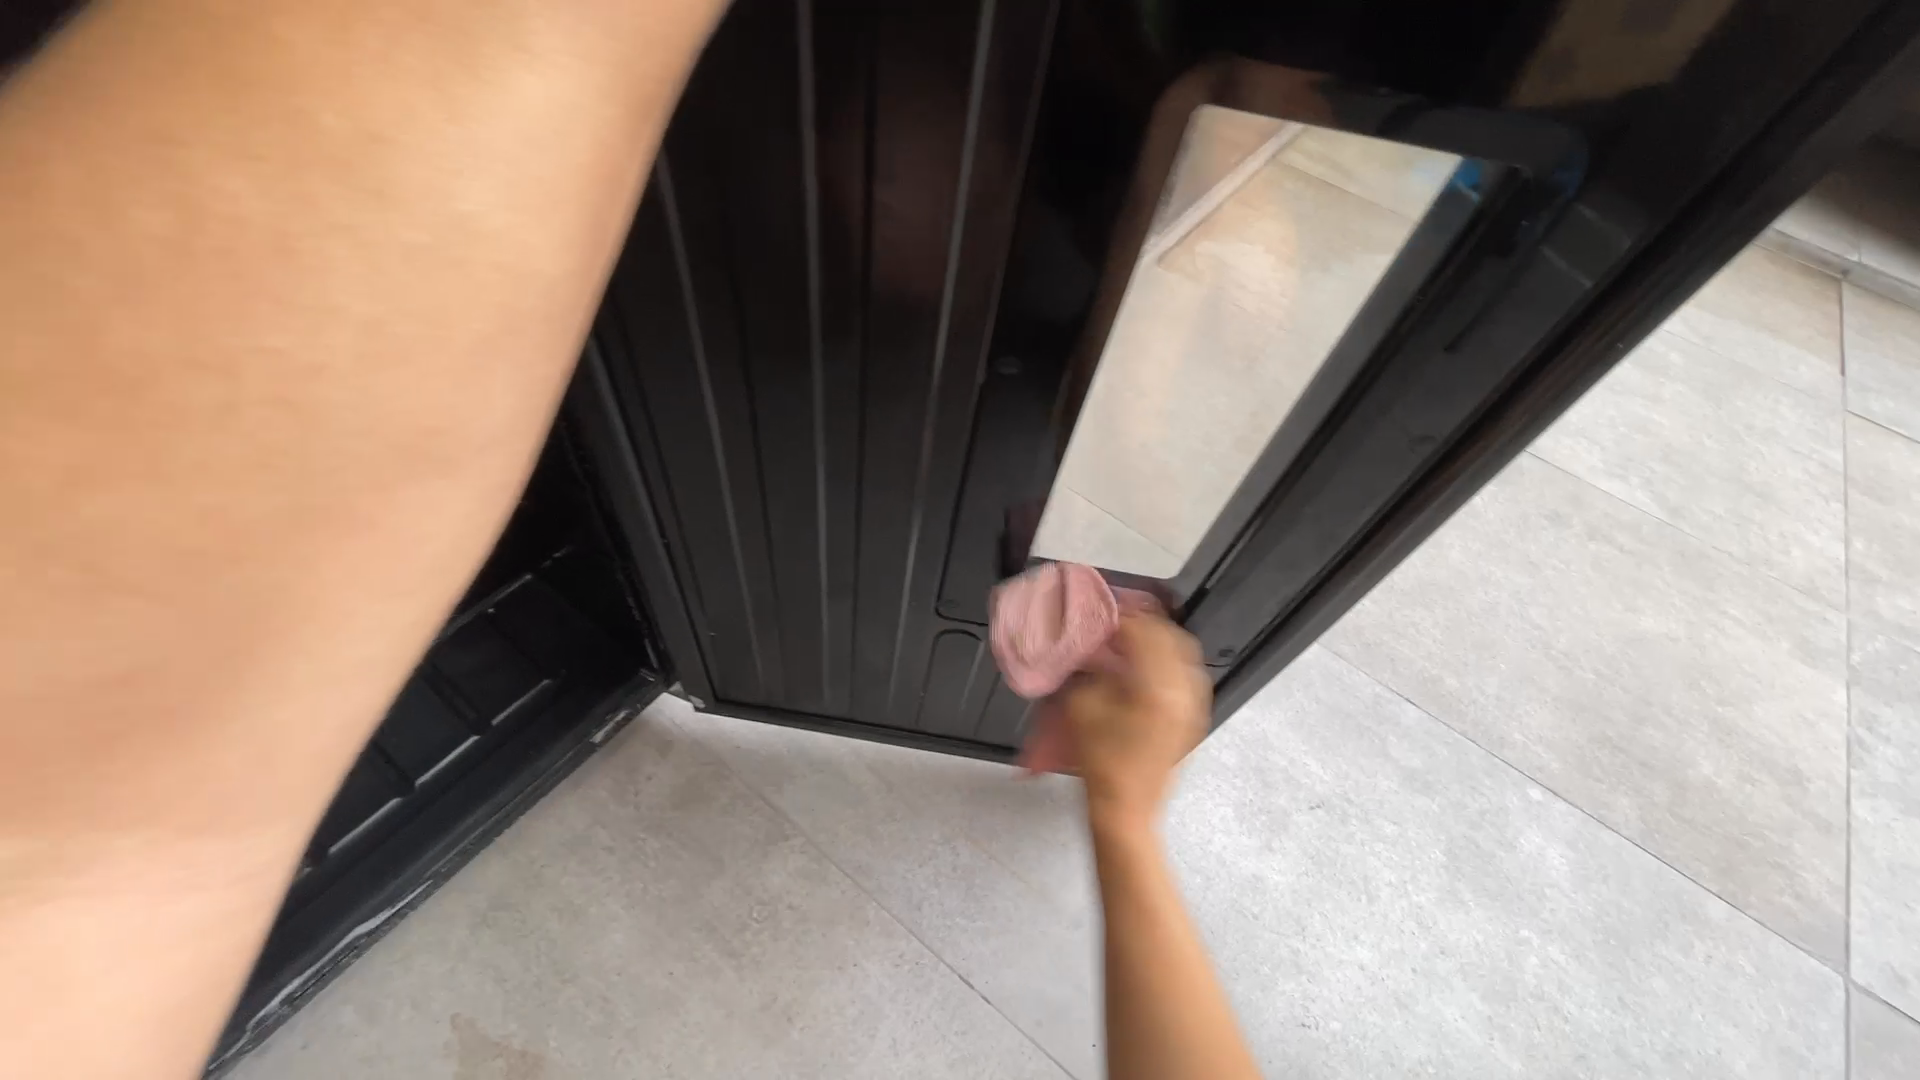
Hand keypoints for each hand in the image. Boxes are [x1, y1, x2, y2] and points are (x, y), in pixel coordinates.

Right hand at [1058, 613, 1210, 829]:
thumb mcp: (1083, 707)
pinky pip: (1187, 678)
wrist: (1125, 809)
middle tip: (1119, 626)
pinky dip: (1168, 665)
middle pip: (1170, 638)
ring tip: (1132, 644)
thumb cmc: (1100, 761)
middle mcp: (1183, 691)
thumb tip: (1096, 652)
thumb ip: (1090, 671)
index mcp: (1156, 686)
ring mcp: (1193, 707)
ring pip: (1183, 656)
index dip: (1120, 620)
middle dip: (1144, 626)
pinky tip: (1145, 670)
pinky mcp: (1193, 721)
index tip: (1103, 618)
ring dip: (1159, 644)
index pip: (1143, 633)